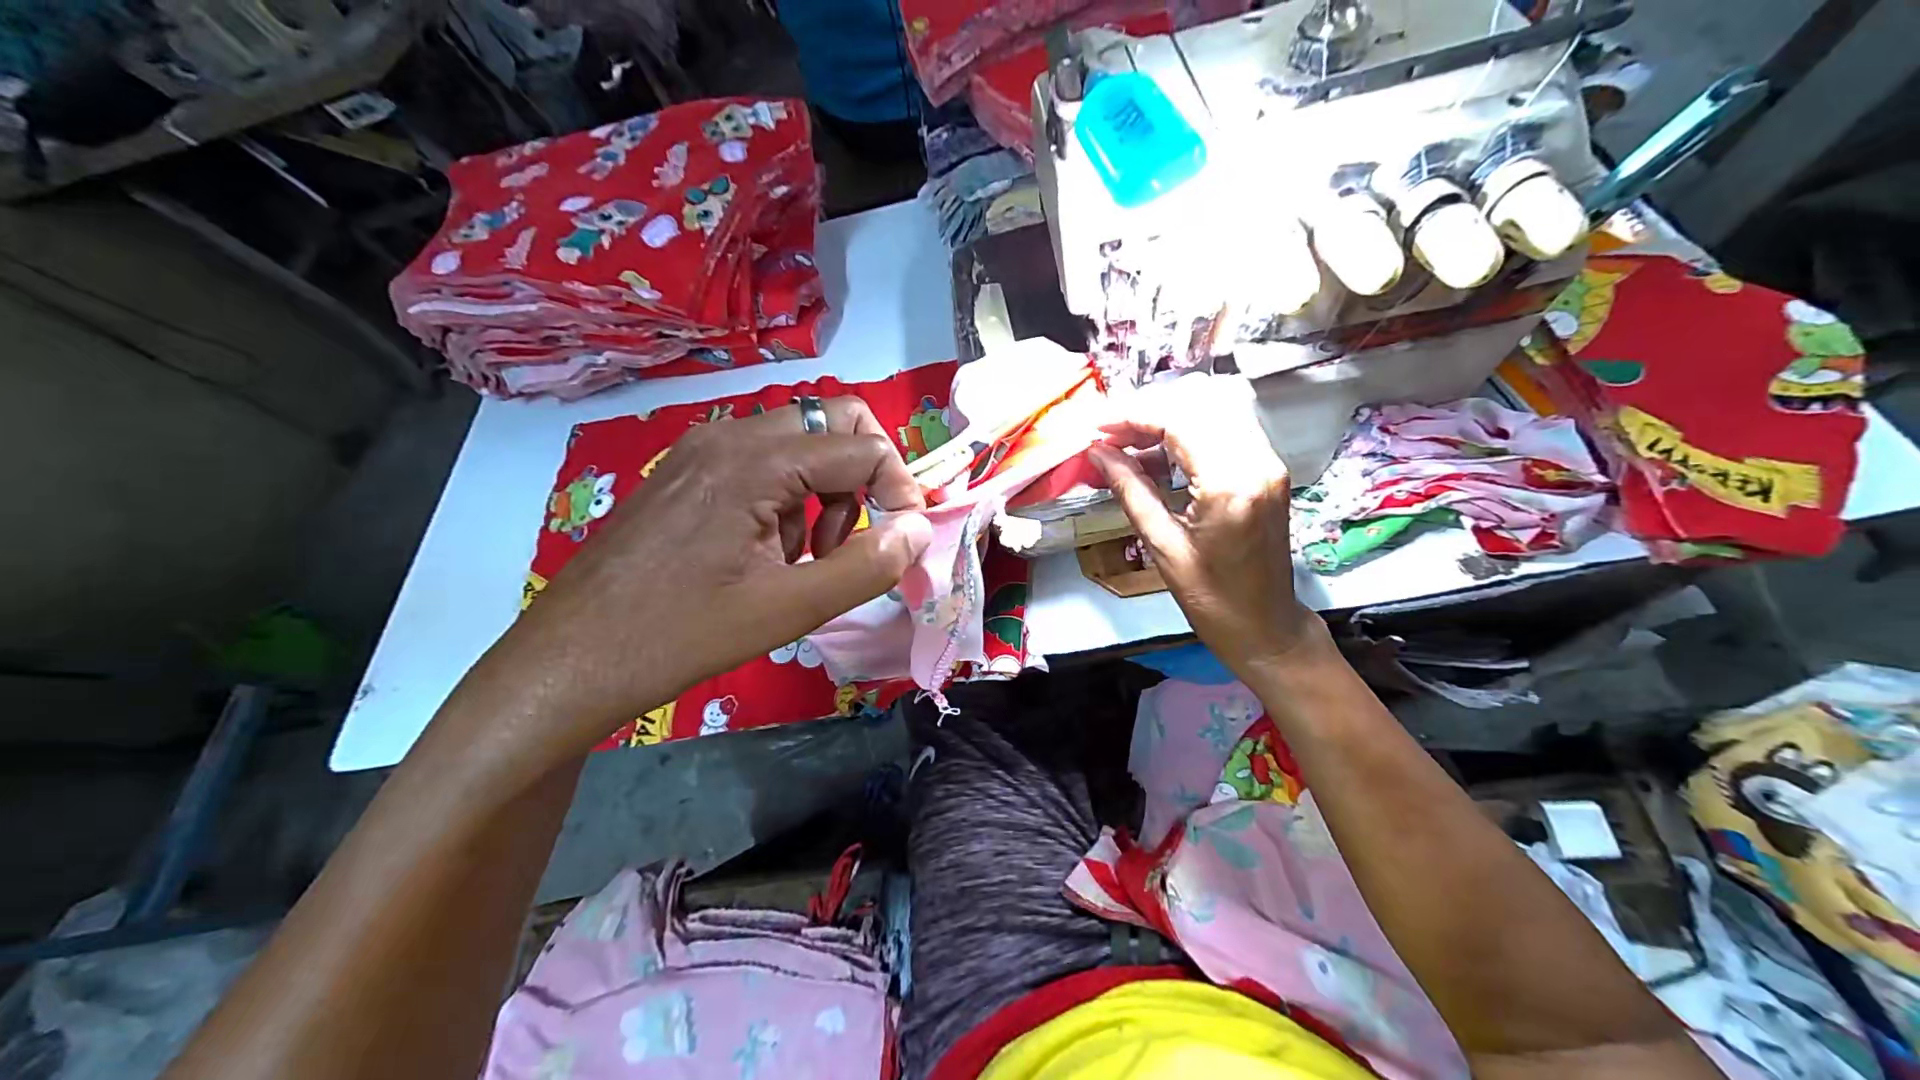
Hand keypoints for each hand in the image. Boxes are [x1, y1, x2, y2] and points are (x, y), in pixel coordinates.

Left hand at [478, 397, 931, 755]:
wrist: (574, 655)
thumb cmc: (683, 633)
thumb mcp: (789, 608)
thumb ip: (867, 566)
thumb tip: (918, 530)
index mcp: (757, 461)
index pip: (864, 448)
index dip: (900, 491)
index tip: (901, 542)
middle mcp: (730, 436)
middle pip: (833, 422)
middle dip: (861, 479)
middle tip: (848, 541)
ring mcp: (702, 449)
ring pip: (799, 444)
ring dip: (822, 493)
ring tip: (799, 561)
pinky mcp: (686, 471)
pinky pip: (761, 463)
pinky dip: (785, 498)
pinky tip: (761, 555)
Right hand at [1087, 375, 1328, 682]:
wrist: (1265, 625)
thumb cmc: (1211, 599)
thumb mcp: (1161, 545)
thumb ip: (1130, 489)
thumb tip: (1098, 452)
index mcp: (1229, 486)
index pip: (1179, 420)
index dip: (1132, 416)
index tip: (1098, 427)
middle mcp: (1257, 463)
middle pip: (1198, 406)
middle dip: (1148, 413)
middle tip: (1109, 436)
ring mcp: (1268, 464)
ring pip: (1213, 412)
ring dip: (1168, 420)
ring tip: (1128, 447)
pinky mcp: (1269, 470)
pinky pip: (1226, 430)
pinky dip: (1189, 433)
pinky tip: (1159, 457)